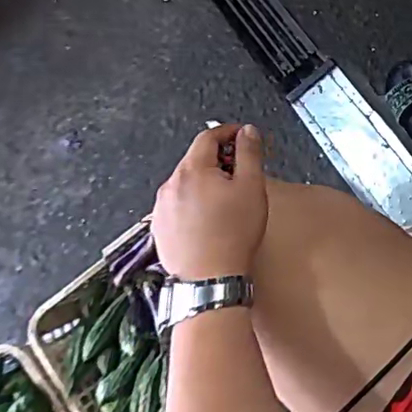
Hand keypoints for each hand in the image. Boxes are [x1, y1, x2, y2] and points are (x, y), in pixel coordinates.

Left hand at [152, 124, 268, 279]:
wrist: (210, 280)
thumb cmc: (232, 236)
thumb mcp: (252, 186)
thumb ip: (249, 152)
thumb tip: (247, 131)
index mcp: (192, 170)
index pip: (208, 136)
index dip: (228, 132)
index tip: (242, 137)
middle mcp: (171, 186)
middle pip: (196, 159)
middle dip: (219, 160)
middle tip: (242, 172)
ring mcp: (162, 209)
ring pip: (187, 183)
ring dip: (206, 182)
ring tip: (228, 200)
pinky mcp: (160, 228)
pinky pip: (179, 205)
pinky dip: (194, 203)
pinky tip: (211, 219)